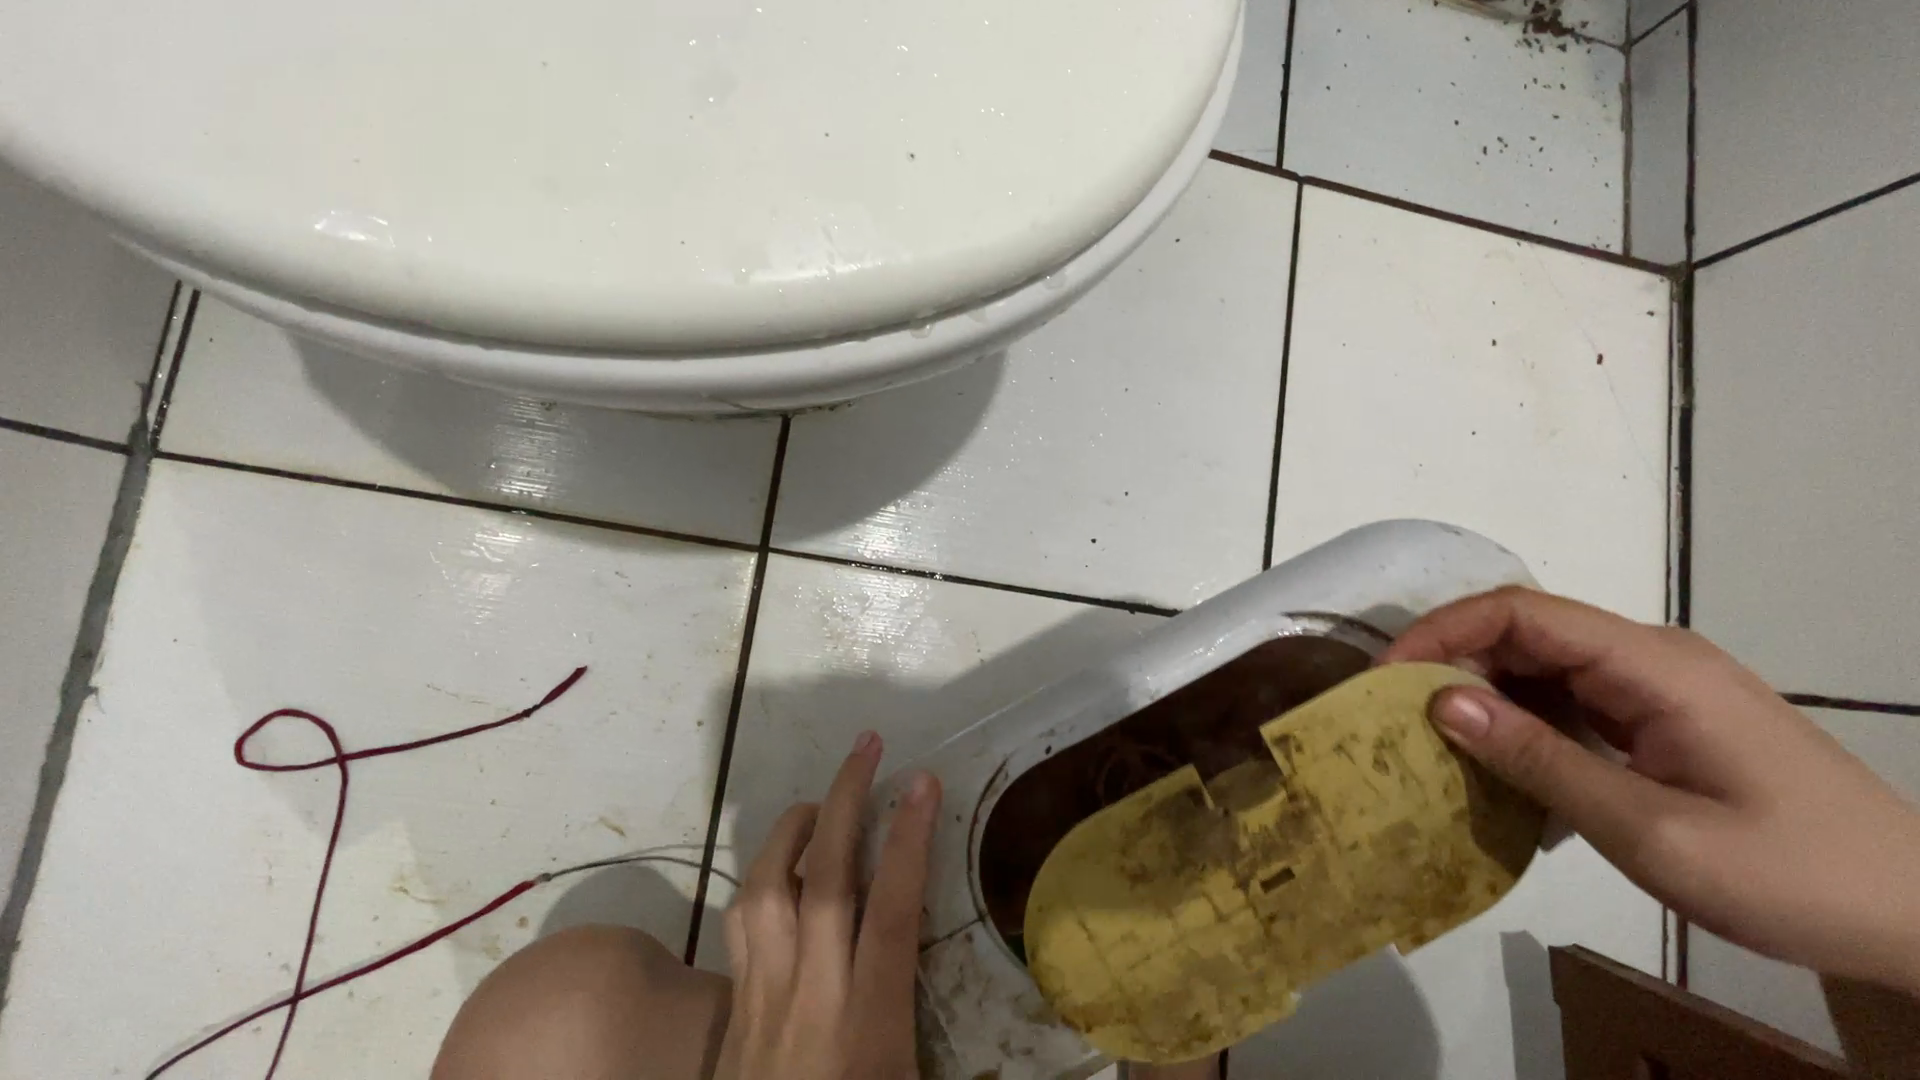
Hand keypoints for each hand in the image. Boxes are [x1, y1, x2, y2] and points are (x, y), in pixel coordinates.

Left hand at [713, 732, 942, 1079]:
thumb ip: (965, 1057)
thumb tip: (1064, 1062)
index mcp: (868, 1017)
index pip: (890, 910)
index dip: (910, 840)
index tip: (925, 781)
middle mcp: (812, 992)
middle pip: (826, 878)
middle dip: (848, 801)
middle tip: (869, 743)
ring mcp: (763, 993)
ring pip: (766, 888)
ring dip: (794, 829)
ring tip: (823, 800)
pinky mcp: (734, 1002)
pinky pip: (740, 921)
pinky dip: (762, 875)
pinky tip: (781, 864)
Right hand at [1380, 587, 1919, 994]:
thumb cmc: (1792, 876)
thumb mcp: (1650, 830)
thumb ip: (1539, 759)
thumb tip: (1438, 701)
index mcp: (1654, 665)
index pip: (1521, 611)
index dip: (1443, 632)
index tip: (1386, 679)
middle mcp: (1652, 657)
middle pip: (1525, 629)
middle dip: (1452, 661)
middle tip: (1397, 716)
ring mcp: (1659, 686)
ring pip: (1542, 662)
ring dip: (1483, 691)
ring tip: (1433, 738)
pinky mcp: (1661, 716)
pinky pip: (1569, 696)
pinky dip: (1520, 717)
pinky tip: (1499, 757)